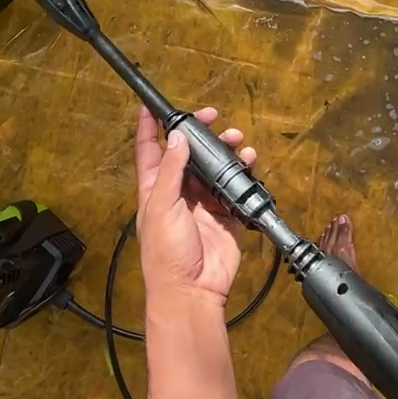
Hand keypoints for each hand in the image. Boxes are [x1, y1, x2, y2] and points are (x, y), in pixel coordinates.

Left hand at [135, 106, 257, 308]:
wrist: (193, 291)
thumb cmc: (166, 253)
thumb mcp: (162, 207)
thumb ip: (171, 170)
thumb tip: (176, 137)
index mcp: (155, 188)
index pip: (149, 151)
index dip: (148, 128)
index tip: (150, 107)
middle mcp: (179, 191)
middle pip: (189, 153)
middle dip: (200, 132)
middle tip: (213, 116)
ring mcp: (204, 202)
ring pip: (215, 166)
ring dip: (226, 149)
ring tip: (237, 139)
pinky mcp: (226, 213)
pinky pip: (236, 186)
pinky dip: (244, 172)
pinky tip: (249, 162)